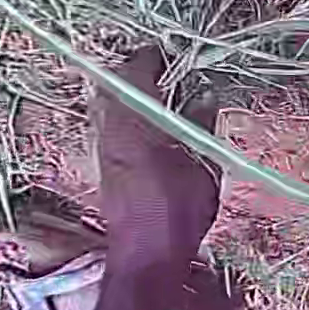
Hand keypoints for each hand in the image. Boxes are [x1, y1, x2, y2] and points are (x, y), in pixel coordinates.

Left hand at [91, 47, 219, 270]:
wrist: (146, 255)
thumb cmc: (179, 209)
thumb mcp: (203, 164)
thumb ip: (201, 124)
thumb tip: (204, 94)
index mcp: (135, 122)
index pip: (136, 71)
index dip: (155, 57)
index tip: (177, 54)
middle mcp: (111, 128)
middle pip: (117, 84)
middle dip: (142, 72)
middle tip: (173, 72)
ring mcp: (104, 146)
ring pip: (112, 103)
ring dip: (136, 93)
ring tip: (168, 96)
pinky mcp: (106, 163)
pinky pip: (114, 123)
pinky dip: (133, 113)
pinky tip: (157, 125)